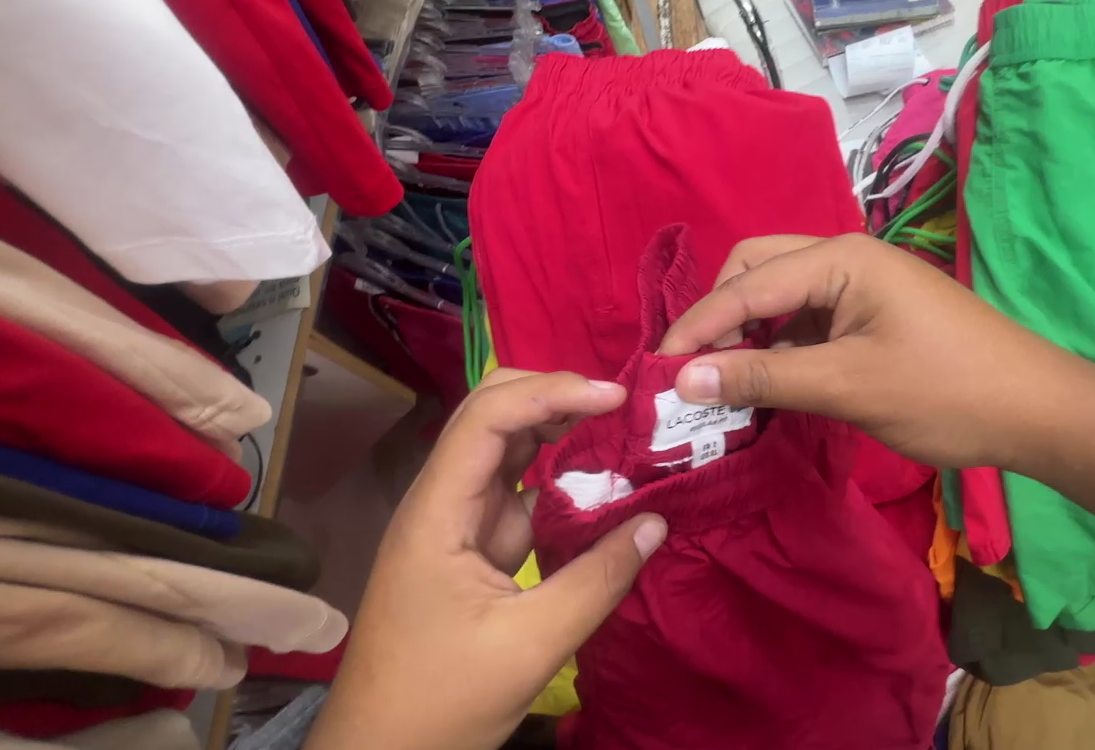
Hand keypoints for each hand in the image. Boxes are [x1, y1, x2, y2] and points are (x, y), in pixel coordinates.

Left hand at [309, 369, 666, 749]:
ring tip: (618, 425)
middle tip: (617, 403)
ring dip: (560, 426)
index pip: (488, 416)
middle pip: (492, 411)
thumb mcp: (529, 647)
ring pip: (507, 442)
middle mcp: (445, 497)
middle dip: (553, 393)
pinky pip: (521, 484)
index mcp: (438, 510)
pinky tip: (600, 475)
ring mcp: (459, 517)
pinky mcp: (476, 539)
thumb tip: (657, 522)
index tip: (613, 396)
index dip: (551, 391)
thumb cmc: (439, 703)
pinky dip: (561, 471)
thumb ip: (598, 580)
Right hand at [658, 233, 1094, 469]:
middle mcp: (845, 256)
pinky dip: (780, 344)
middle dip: (721, 314)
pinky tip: (771, 379)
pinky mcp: (871, 310)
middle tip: (698, 369)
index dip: (698, 326)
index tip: (658, 369)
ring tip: (727, 380)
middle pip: (757, 269)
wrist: (1039, 411)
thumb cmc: (945, 392)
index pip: (746, 283)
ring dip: (749, 330)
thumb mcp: (847, 386)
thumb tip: (684, 377)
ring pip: (781, 293)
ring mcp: (861, 283)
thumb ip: (763, 377)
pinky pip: (807, 316)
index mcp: (840, 258)